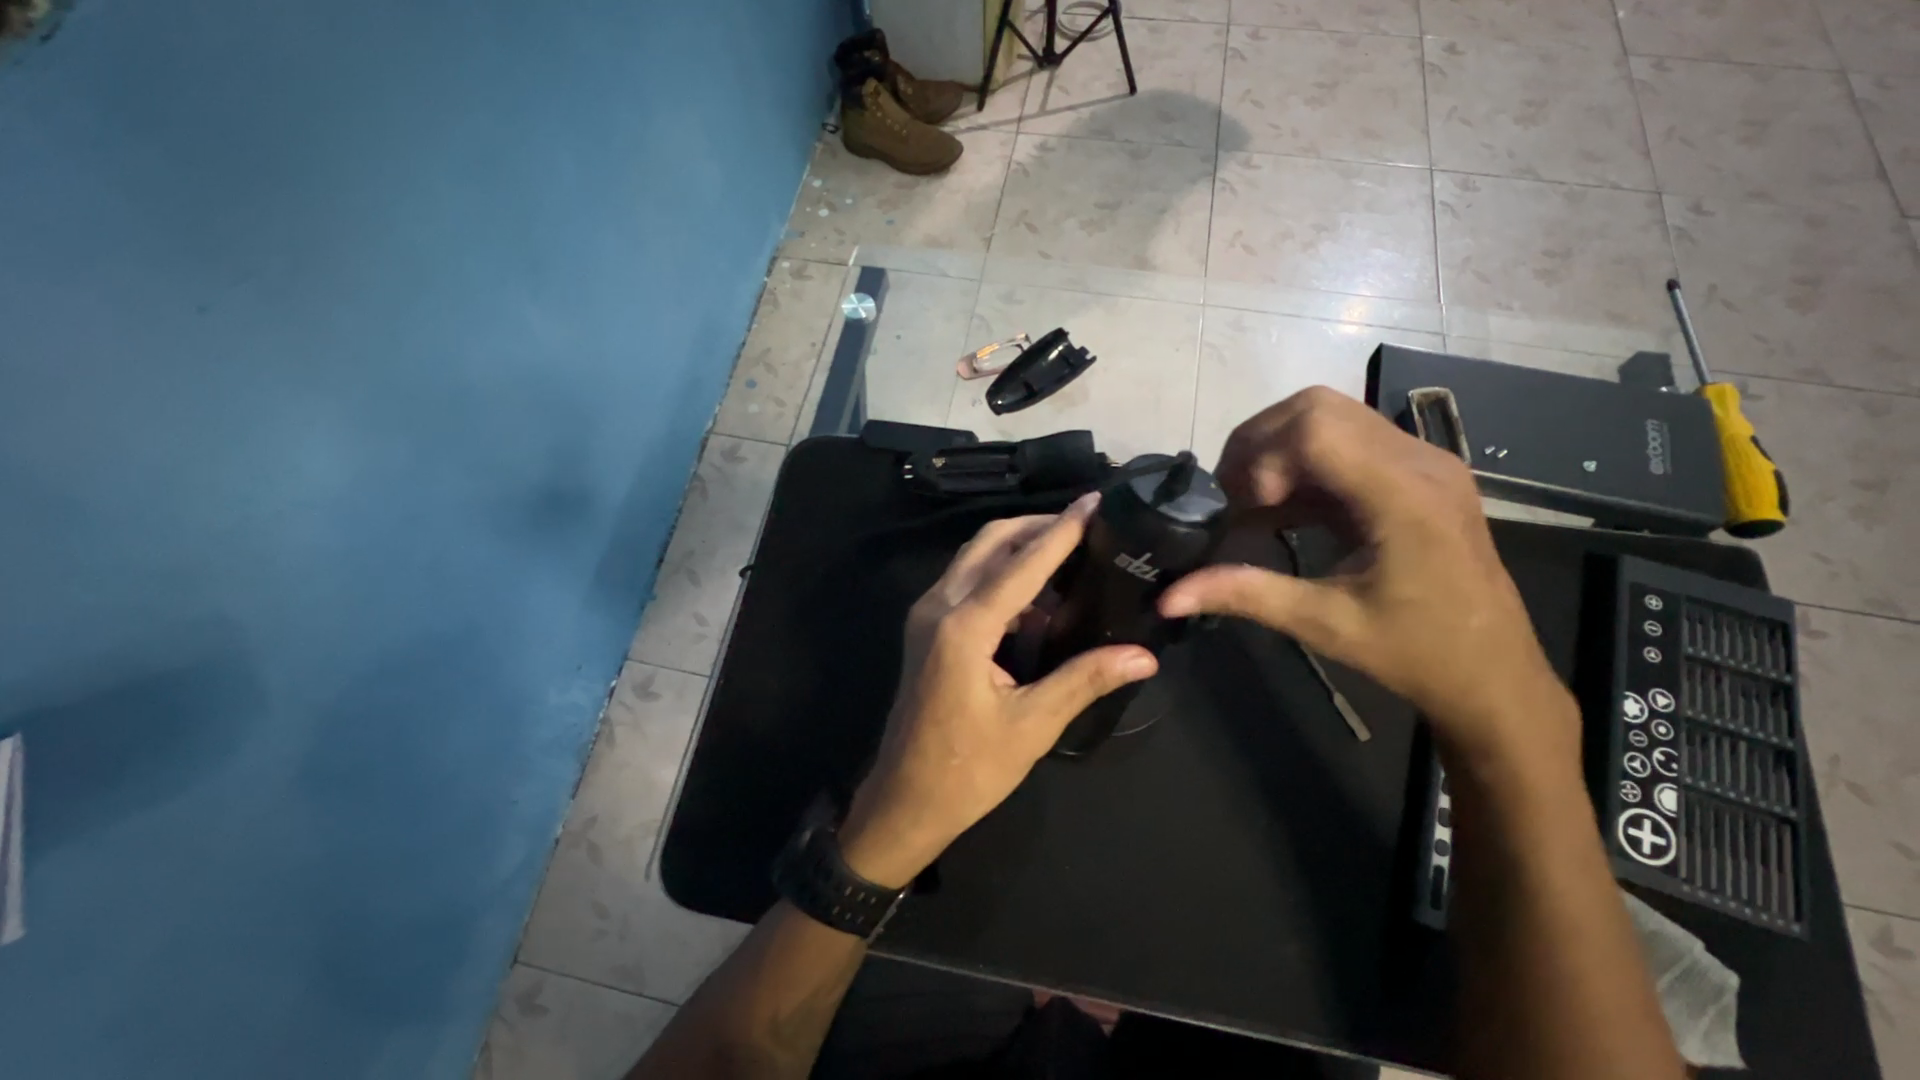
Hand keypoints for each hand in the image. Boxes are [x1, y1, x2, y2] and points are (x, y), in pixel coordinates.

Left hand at [838, 495, 1159, 887]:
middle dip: (1037, 527)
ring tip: (1069, 556)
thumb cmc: (967, 771)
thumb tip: (1145, 655)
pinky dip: (1001, 575)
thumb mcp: (1032, 726)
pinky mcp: (926, 631)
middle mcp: (939, 607)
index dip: (1062, 531)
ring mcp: (926, 616)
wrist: (904, 800)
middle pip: (990, 543)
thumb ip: (1085, 680)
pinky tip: (1038, 600)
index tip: (1095, 501)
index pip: (1022, 564)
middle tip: (1086, 526)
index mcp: (964, 627)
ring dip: (1017, 549)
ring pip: (974, 558)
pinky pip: (966, 582)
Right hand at [1158, 388, 1574, 770]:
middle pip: (1318, 408)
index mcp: (1403, 495)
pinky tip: (1286, 511)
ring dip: (1280, 450)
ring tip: (1256, 505)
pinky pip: (1350, 441)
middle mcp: (1419, 461)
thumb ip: (1246, 594)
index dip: (1263, 459)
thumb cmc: (1415, 654)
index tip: (1247, 512)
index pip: (1315, 429)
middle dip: (1261, 445)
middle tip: (1235, 500)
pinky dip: (1305, 465)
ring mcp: (1425, 462)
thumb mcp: (1325, 624)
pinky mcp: (1421, 474)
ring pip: (1333, 416)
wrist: (1494, 676)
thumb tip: (1168, 595)